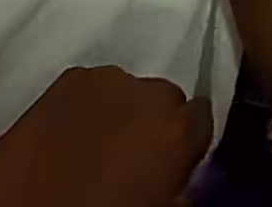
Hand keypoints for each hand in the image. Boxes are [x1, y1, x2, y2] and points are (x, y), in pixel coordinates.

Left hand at [0, 66, 210, 206]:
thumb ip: (178, 194)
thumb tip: (182, 186)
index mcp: (174, 130)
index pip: (203, 117)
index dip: (190, 142)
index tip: (176, 164)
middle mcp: (146, 91)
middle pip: (167, 98)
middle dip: (155, 123)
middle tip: (135, 161)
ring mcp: (106, 78)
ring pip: (130, 89)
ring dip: (123, 110)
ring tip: (99, 145)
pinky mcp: (68, 77)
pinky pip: (94, 88)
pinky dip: (90, 106)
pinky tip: (71, 134)